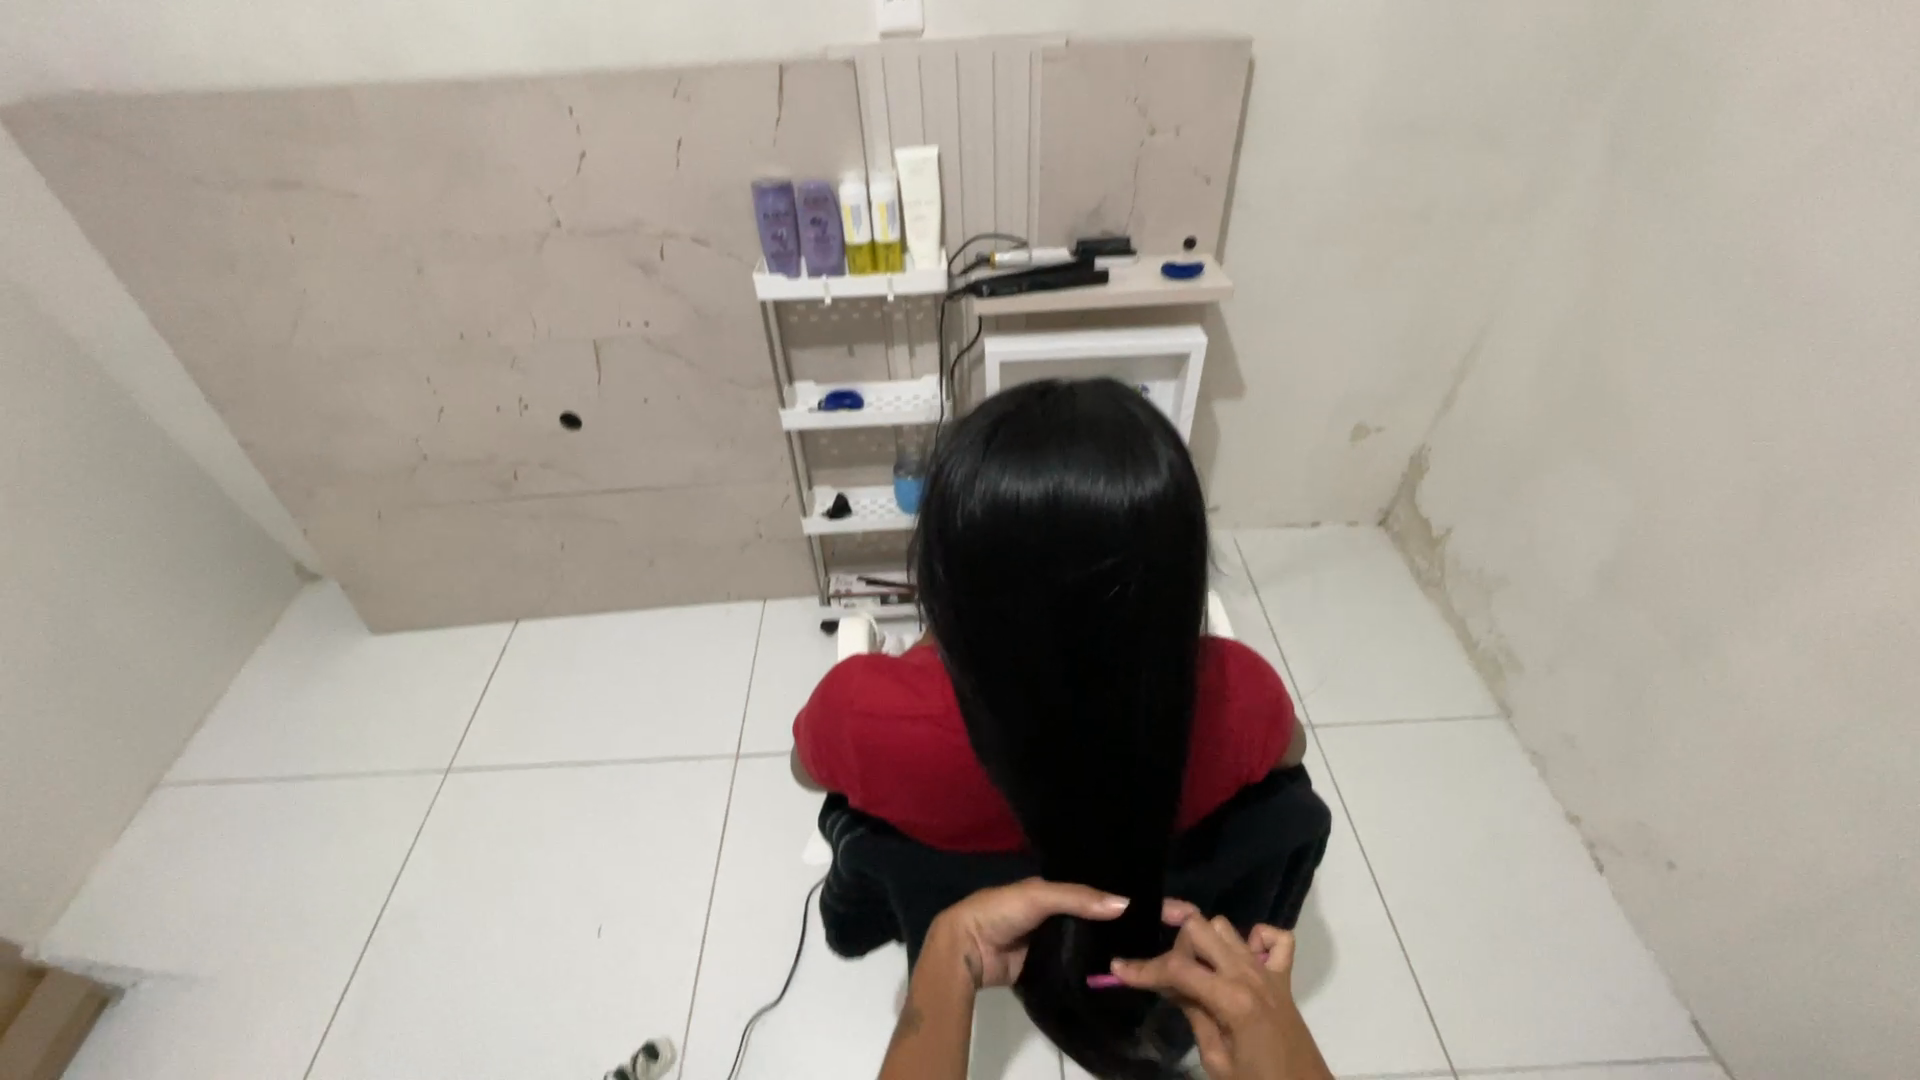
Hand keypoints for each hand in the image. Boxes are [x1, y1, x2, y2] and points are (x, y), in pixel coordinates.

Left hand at [923, 881, 1198, 989]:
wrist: (967, 950)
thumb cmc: (1000, 911)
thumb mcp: (1038, 896)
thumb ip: (1077, 898)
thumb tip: (1125, 903)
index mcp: (1047, 891)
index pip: (1086, 891)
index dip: (1110, 895)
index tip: (1146, 902)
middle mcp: (1050, 916)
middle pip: (1086, 920)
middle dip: (1110, 926)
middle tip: (1151, 933)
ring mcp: (1048, 945)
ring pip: (1081, 946)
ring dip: (1102, 950)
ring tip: (1142, 954)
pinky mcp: (1045, 971)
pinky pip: (1072, 969)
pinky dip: (1088, 970)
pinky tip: (1115, 974)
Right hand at [1110, 917, 1332, 1079]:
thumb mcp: (1217, 1061)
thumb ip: (1193, 1014)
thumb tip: (1171, 986)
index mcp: (1231, 998)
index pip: (1177, 968)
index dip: (1144, 969)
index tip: (1118, 969)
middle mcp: (1249, 974)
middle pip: (1199, 929)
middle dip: (1176, 946)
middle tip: (1167, 973)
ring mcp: (1269, 972)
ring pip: (1226, 927)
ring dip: (1206, 942)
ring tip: (1197, 969)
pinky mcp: (1284, 978)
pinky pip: (1274, 938)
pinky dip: (1255, 940)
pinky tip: (1241, 960)